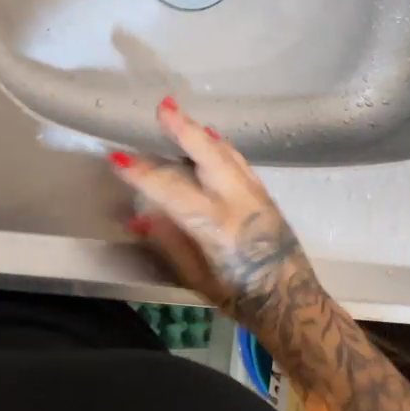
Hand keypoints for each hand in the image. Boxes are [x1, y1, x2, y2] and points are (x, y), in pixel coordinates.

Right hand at [107, 97, 314, 317]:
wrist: (291, 304)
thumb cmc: (239, 297)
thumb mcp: (196, 276)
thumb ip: (170, 243)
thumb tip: (140, 219)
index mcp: (219, 227)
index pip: (173, 192)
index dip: (143, 176)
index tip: (117, 161)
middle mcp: (240, 204)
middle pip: (210, 156)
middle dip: (184, 130)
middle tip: (163, 106)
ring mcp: (257, 196)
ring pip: (226, 154)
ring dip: (200, 133)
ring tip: (178, 116)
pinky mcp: (266, 197)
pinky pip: (239, 162)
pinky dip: (220, 146)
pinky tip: (210, 138)